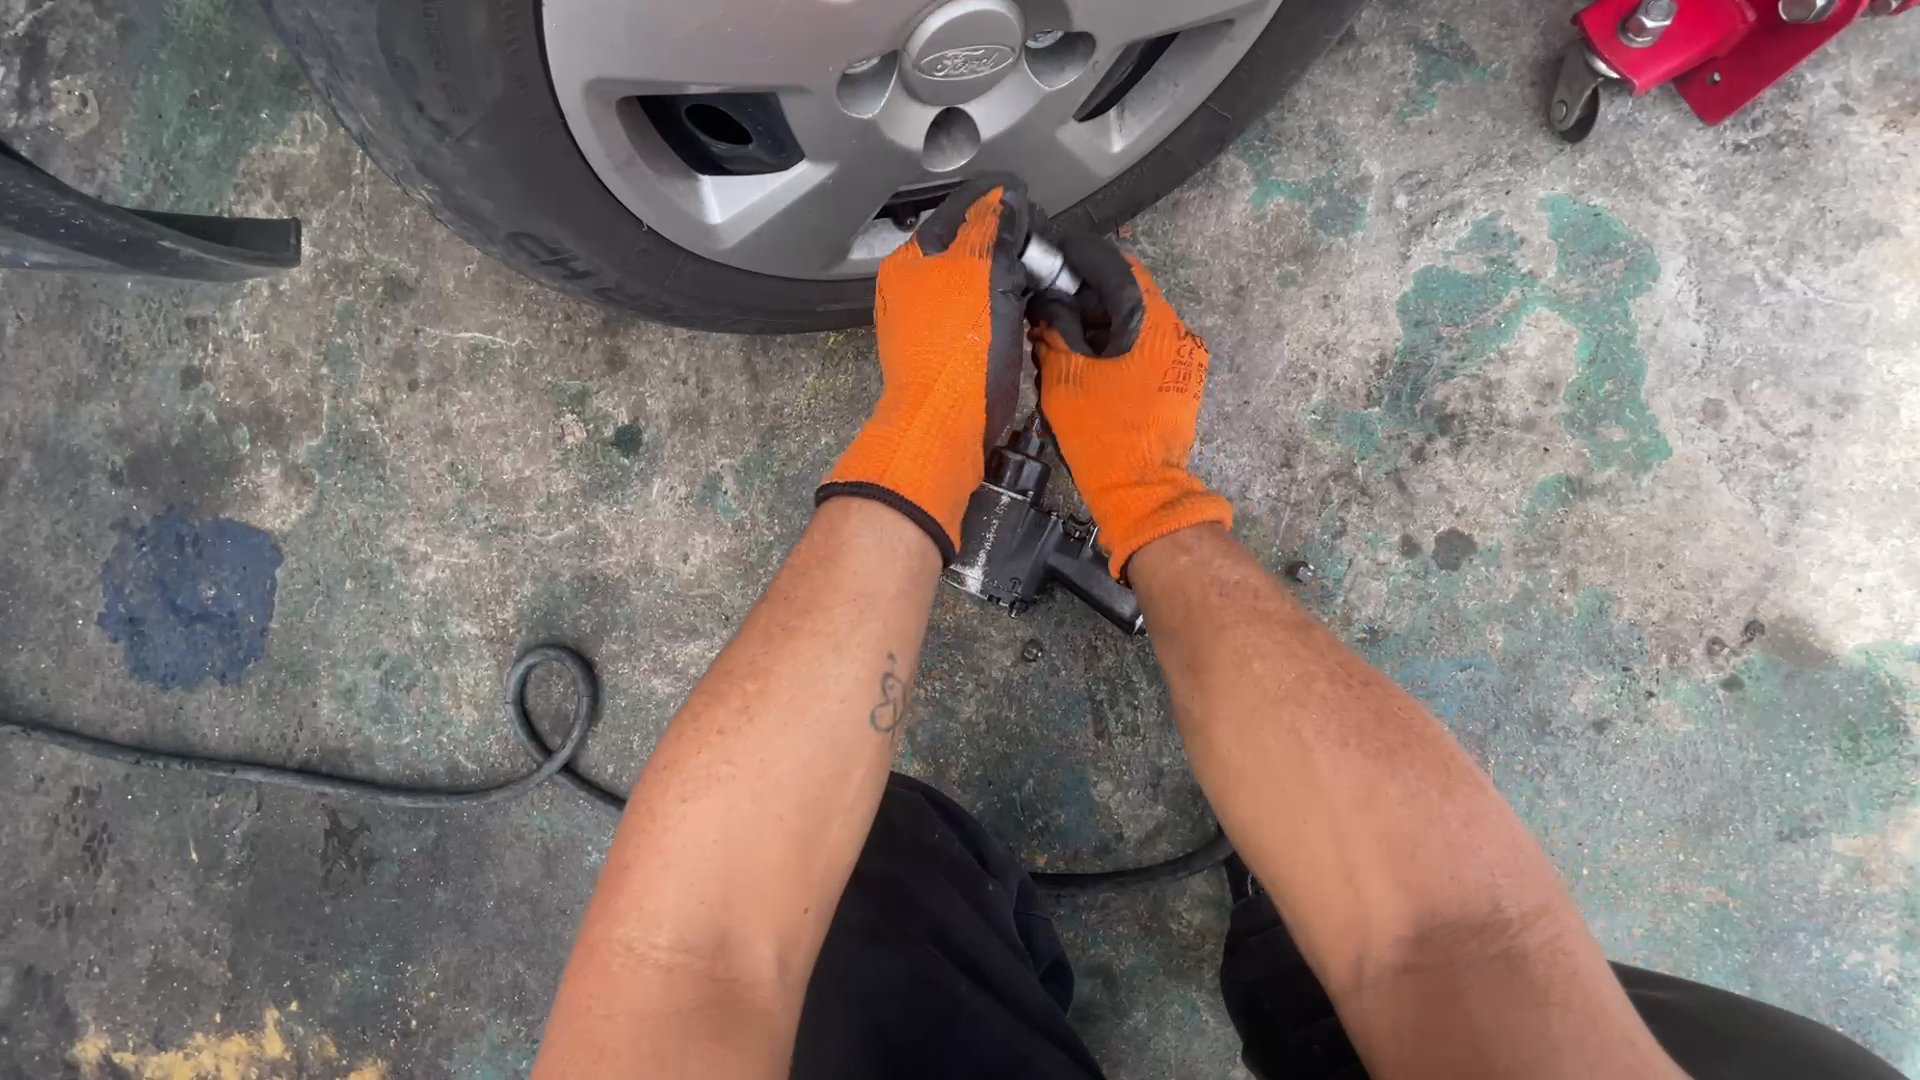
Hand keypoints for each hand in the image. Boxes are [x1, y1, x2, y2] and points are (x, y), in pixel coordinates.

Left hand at [817, 178, 1031, 562]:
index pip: (962, 207)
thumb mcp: (983, 273)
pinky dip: (998, 305)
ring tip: (1037, 276)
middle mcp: (912, 285)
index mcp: (913, 258)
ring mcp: (923, 321)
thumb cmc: (961, 351)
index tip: (1034, 208)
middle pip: (965, 243)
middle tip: (1041, 246)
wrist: (944, 427)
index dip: (1001, 202)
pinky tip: (1020, 311)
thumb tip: (1006, 197)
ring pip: (971, 278)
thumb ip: (993, 228)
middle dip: (1005, 240)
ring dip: (1004, 274)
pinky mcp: (941, 352)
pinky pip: (973, 312)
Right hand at [1028, 234, 1232, 578]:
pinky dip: (1120, 348)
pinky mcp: (1182, 383)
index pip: (1119, 266)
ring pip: (1139, 325)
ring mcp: (1186, 360)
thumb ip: (1054, 333)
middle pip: (1131, 295)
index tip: (1054, 268)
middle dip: (1090, 298)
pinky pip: (1148, 350)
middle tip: (1053, 307)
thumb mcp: (1064, 378)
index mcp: (1152, 322)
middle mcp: (1179, 333)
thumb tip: (1046, 307)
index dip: (1082, 262)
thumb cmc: (1102, 433)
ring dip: (1105, 326)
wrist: (1140, 490)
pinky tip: (1092, 364)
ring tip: (1068, 338)